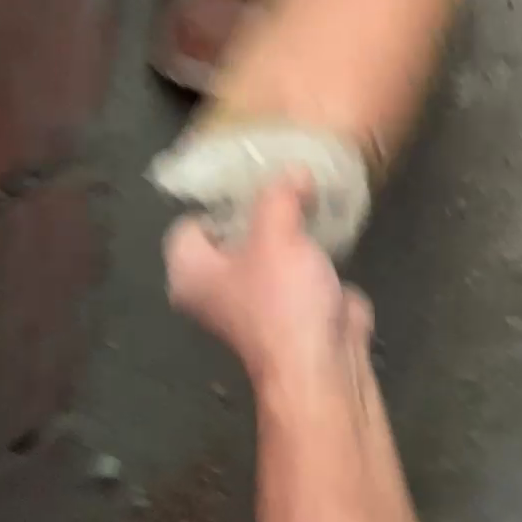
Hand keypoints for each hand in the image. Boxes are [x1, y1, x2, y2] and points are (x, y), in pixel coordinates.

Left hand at [165, 173, 372, 387]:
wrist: (321, 353)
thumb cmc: (282, 298)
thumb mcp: (276, 238)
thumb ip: (280, 198)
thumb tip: (292, 168)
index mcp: (191, 273)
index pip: (189, 226)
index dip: (219, 201)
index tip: (255, 178)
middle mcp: (216, 284)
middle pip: (232, 232)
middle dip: (260, 207)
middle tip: (290, 179)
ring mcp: (257, 293)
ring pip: (267, 245)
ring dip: (289, 224)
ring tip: (314, 194)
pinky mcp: (294, 297)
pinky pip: (297, 259)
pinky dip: (311, 242)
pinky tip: (331, 224)